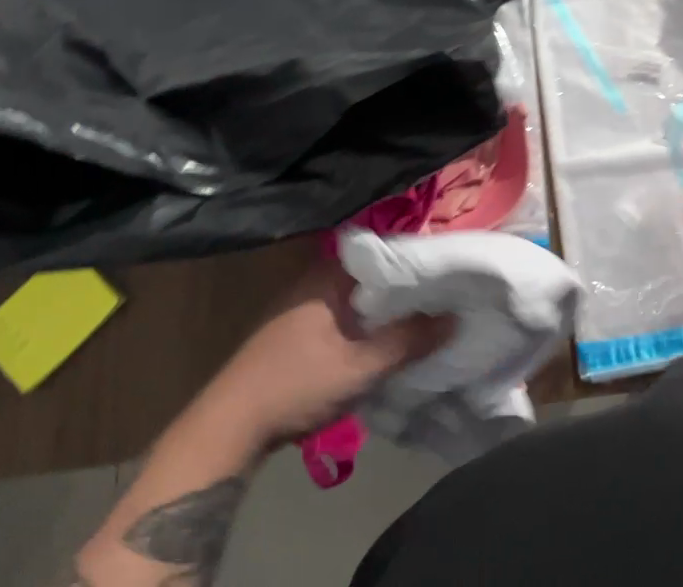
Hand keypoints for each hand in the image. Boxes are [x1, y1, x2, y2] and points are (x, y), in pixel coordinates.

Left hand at [194, 258, 450, 451]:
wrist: (227, 429)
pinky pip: (343, 319)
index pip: (380, 252)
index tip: (448, 267)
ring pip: (356, 300)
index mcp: (325, 278)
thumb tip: (455, 317)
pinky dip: (366, 326)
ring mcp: (300, 310)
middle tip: (445, 295)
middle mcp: (311, 284)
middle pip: (370, 277)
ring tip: (425, 317)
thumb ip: (408, 340)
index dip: (415, 258)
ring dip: (386, 310)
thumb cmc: (294, 386)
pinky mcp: (295, 336)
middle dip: (405, 287)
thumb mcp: (360, 367)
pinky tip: (387, 342)